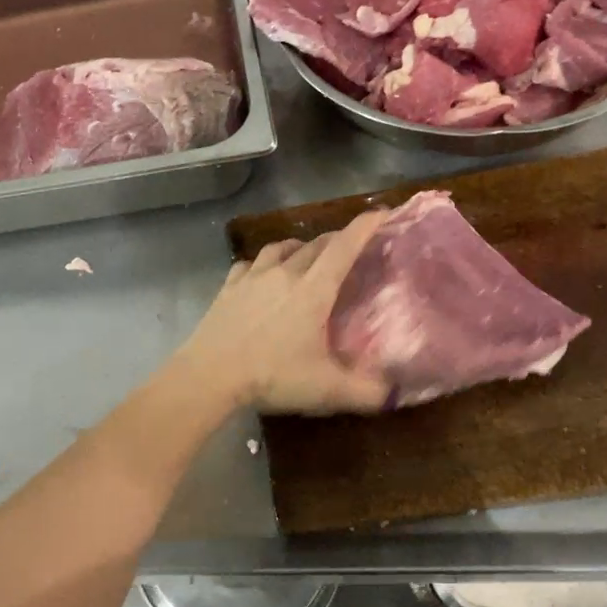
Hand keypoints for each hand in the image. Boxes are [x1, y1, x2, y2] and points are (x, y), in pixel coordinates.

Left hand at [176, 209, 392, 414]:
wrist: (210, 374)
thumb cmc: (272, 376)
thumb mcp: (327, 390)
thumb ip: (367, 392)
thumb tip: (396, 393)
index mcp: (313, 290)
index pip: (344, 247)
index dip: (365, 226)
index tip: (382, 213)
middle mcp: (284, 273)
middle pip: (316, 245)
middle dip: (337, 240)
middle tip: (351, 248)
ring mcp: (252, 276)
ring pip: (281, 247)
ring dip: (300, 246)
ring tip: (308, 254)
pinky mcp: (229, 286)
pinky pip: (250, 263)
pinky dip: (263, 263)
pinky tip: (263, 272)